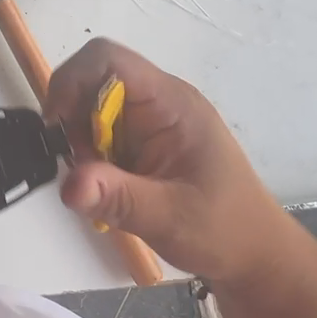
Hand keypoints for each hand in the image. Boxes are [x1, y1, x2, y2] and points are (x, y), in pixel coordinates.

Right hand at [46, 39, 297, 283]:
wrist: (257, 257)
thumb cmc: (225, 232)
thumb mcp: (169, 218)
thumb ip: (117, 198)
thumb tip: (69, 186)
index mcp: (171, 103)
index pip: (107, 60)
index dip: (71, 82)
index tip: (59, 128)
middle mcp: (158, 99)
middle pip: (92, 79)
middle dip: (73, 119)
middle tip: (82, 165)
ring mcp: (151, 117)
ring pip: (90, 104)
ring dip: (81, 140)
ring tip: (98, 181)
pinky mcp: (143, 136)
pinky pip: (100, 127)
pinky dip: (91, 154)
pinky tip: (108, 184)